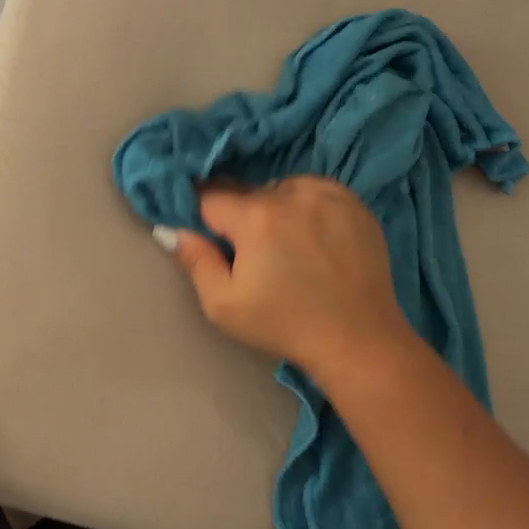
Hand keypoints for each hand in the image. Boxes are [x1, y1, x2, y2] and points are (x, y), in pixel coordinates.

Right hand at [159, 177, 415, 375]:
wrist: (358, 339)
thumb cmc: (282, 324)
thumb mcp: (223, 304)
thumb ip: (195, 261)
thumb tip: (171, 229)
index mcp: (255, 218)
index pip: (209, 197)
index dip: (199, 215)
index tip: (202, 235)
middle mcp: (291, 195)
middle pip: (245, 192)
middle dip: (236, 216)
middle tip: (244, 252)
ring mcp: (328, 196)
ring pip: (280, 189)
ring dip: (270, 209)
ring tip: (280, 245)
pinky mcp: (354, 204)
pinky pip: (313, 192)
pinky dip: (303, 207)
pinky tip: (308, 238)